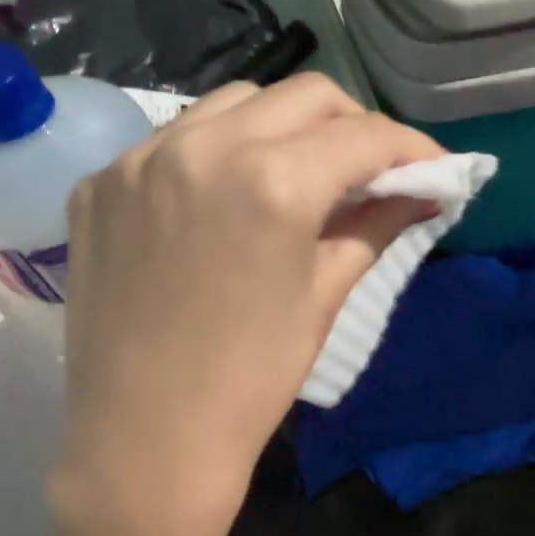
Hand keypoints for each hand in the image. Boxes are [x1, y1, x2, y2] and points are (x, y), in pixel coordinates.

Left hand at [45, 74, 443, 535]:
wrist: (145, 439)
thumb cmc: (253, 380)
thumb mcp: (324, 296)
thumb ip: (376, 226)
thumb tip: (424, 189)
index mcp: (273, 182)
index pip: (363, 135)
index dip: (411, 146)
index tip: (433, 166)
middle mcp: (204, 146)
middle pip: (304, 96)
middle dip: (352, 126)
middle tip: (370, 171)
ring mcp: (141, 159)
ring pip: (234, 103)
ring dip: (283, 126)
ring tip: (299, 176)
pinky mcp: (100, 183)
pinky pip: (174, 138)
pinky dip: (218, 151)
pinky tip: (227, 198)